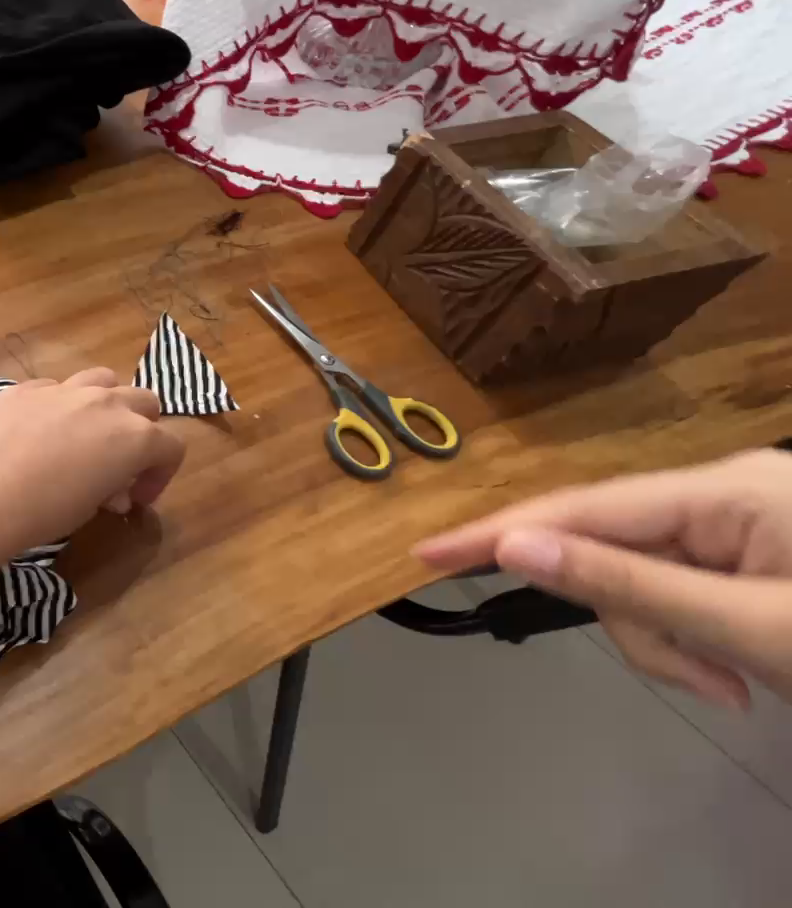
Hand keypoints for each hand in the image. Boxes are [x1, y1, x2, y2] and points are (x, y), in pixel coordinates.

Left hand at [0, 367, 185, 564]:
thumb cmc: (40, 512)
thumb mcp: (87, 508)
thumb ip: (109, 490)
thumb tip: (112, 491)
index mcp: (134, 436)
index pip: (171, 447)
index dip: (159, 476)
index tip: (135, 499)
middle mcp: (104, 403)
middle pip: (143, 401)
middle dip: (138, 431)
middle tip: (115, 464)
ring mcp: (61, 389)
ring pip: (101, 380)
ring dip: (103, 405)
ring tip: (82, 437)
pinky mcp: (22, 388)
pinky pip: (54, 388)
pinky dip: (57, 406)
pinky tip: (34, 434)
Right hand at [413, 449, 791, 711]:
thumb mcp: (759, 628)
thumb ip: (626, 584)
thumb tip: (511, 547)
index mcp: (725, 491)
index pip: (577, 510)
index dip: (495, 533)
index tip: (422, 553)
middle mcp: (721, 494)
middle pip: (612, 553)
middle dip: (638, 622)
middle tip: (705, 683)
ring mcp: (738, 524)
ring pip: (641, 581)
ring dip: (669, 641)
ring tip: (737, 688)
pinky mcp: (751, 555)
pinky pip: (677, 591)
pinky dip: (693, 638)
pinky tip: (744, 672)